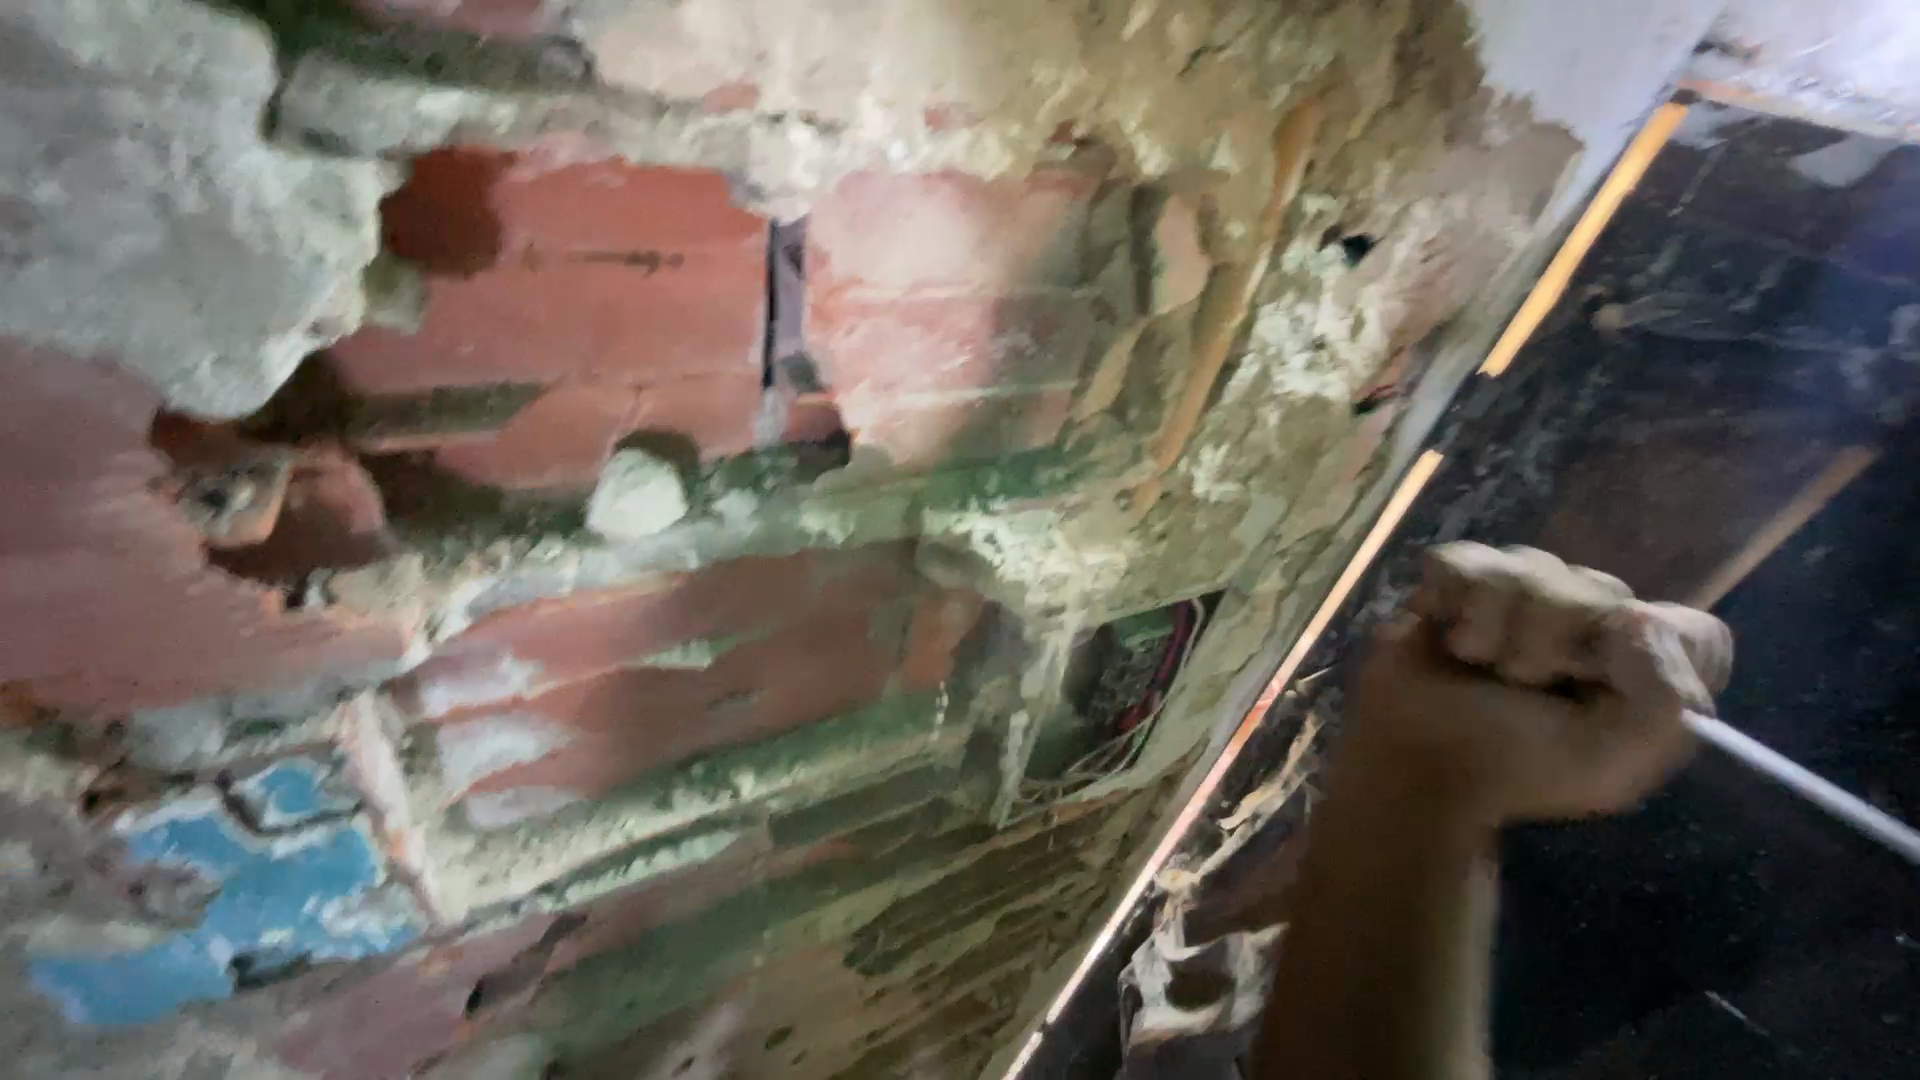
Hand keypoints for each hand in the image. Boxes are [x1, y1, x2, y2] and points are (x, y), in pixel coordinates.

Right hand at [1343, 543, 1733, 824]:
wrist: (1415, 761)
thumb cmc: (1512, 767)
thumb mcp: (1608, 766)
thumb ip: (1663, 705)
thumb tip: (1635, 617)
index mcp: (1642, 668)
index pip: (1689, 628)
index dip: (1644, 652)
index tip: (1593, 680)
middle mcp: (1590, 619)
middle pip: (1597, 587)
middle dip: (1549, 641)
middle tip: (1515, 681)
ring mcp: (1520, 593)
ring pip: (1525, 564)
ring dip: (1491, 624)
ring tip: (1471, 659)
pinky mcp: (1454, 580)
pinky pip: (1461, 558)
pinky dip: (1446, 595)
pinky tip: (1439, 626)